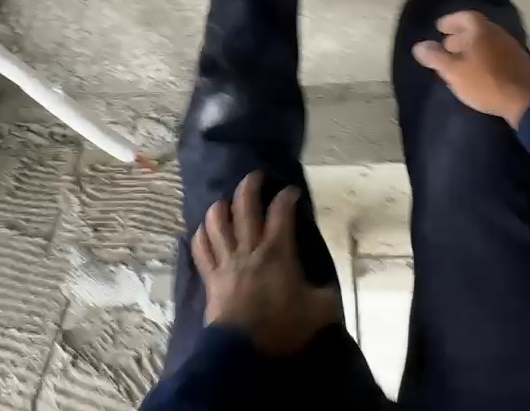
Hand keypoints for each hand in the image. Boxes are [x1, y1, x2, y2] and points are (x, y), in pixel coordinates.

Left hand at [193, 171, 339, 356]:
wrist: (242, 352)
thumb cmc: (281, 328)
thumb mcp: (319, 313)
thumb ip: (326, 296)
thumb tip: (329, 288)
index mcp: (276, 251)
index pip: (281, 212)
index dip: (287, 196)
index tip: (293, 192)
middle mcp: (248, 247)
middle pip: (244, 204)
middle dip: (250, 184)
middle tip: (257, 176)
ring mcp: (225, 260)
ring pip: (216, 221)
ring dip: (220, 206)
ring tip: (227, 201)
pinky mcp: (210, 276)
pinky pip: (200, 248)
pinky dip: (200, 234)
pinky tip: (204, 229)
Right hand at [412, 10, 529, 124]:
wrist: (526, 103)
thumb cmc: (485, 83)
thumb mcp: (453, 72)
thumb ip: (435, 57)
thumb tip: (419, 45)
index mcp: (481, 30)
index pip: (465, 16)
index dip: (450, 20)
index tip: (440, 28)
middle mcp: (498, 33)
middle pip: (477, 28)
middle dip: (460, 35)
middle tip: (447, 45)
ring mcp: (513, 48)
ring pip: (488, 41)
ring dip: (473, 46)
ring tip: (461, 59)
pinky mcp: (521, 64)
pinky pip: (498, 52)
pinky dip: (486, 56)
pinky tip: (481, 70)